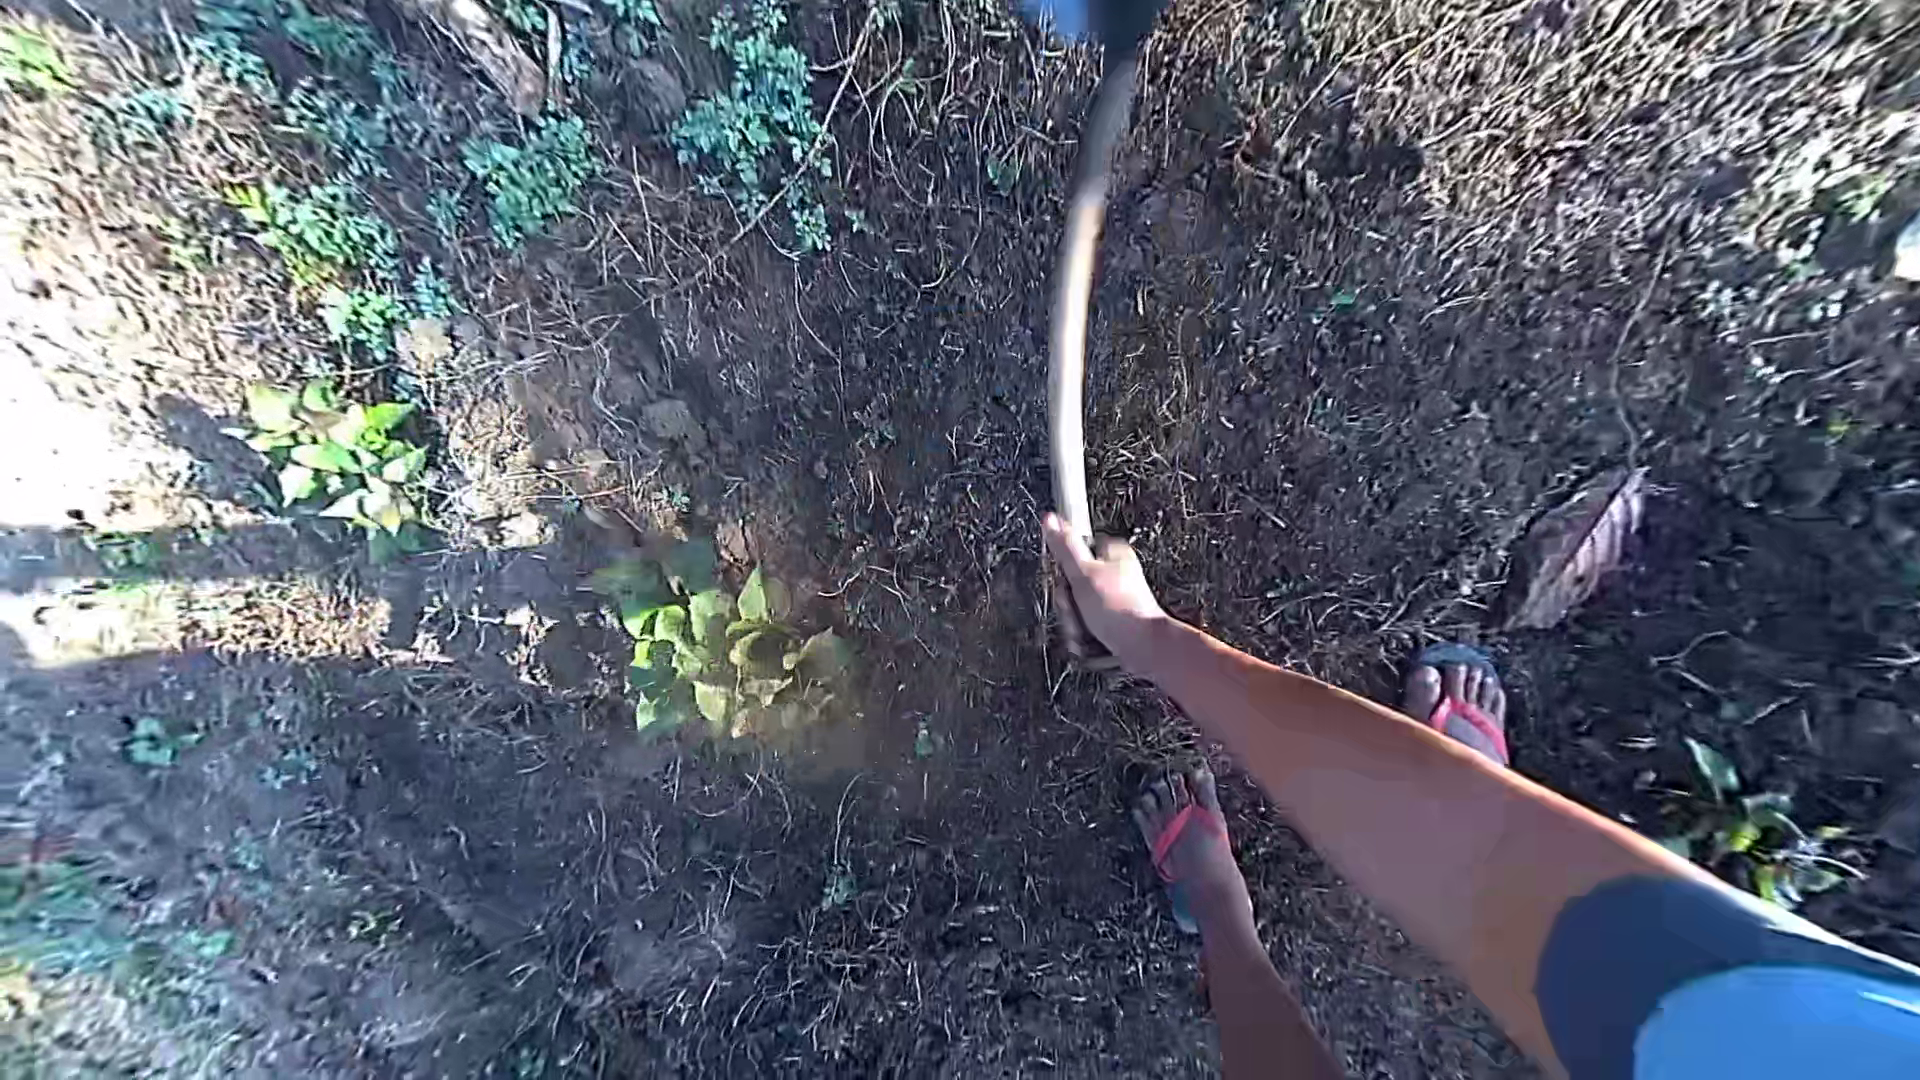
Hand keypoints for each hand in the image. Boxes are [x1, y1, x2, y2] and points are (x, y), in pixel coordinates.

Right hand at [1042, 513, 1168, 669]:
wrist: (1144, 648)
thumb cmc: (1122, 611)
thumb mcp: (1084, 573)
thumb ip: (1065, 546)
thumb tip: (1051, 520)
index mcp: (1111, 555)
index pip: (1073, 554)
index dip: (1064, 571)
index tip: (1066, 582)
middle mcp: (1113, 576)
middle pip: (1071, 586)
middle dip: (1068, 604)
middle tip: (1079, 610)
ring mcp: (1112, 601)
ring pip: (1075, 609)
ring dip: (1074, 624)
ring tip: (1088, 629)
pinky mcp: (1111, 623)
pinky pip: (1084, 628)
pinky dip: (1084, 637)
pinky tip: (1092, 639)